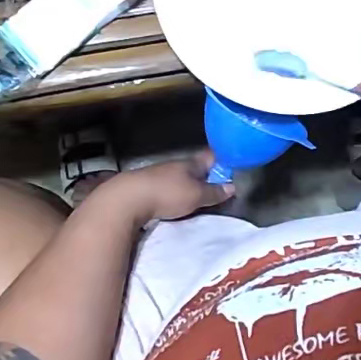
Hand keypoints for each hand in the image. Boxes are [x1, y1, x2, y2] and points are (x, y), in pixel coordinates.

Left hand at [94, 151, 233, 223]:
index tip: (230, 170)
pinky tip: (175, 202)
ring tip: (197, 199)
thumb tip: (232, 187)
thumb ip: (214, 192)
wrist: (128, 198)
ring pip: (180, 177)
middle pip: (195, 168)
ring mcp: (159, 175)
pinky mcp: (147, 187)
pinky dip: (174, 193)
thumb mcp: (196, 195)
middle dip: (205, 176)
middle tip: (216, 189)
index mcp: (190, 163)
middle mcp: (175, 165)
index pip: (210, 157)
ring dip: (188, 186)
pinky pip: (167, 188)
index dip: (221, 161)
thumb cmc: (168, 194)